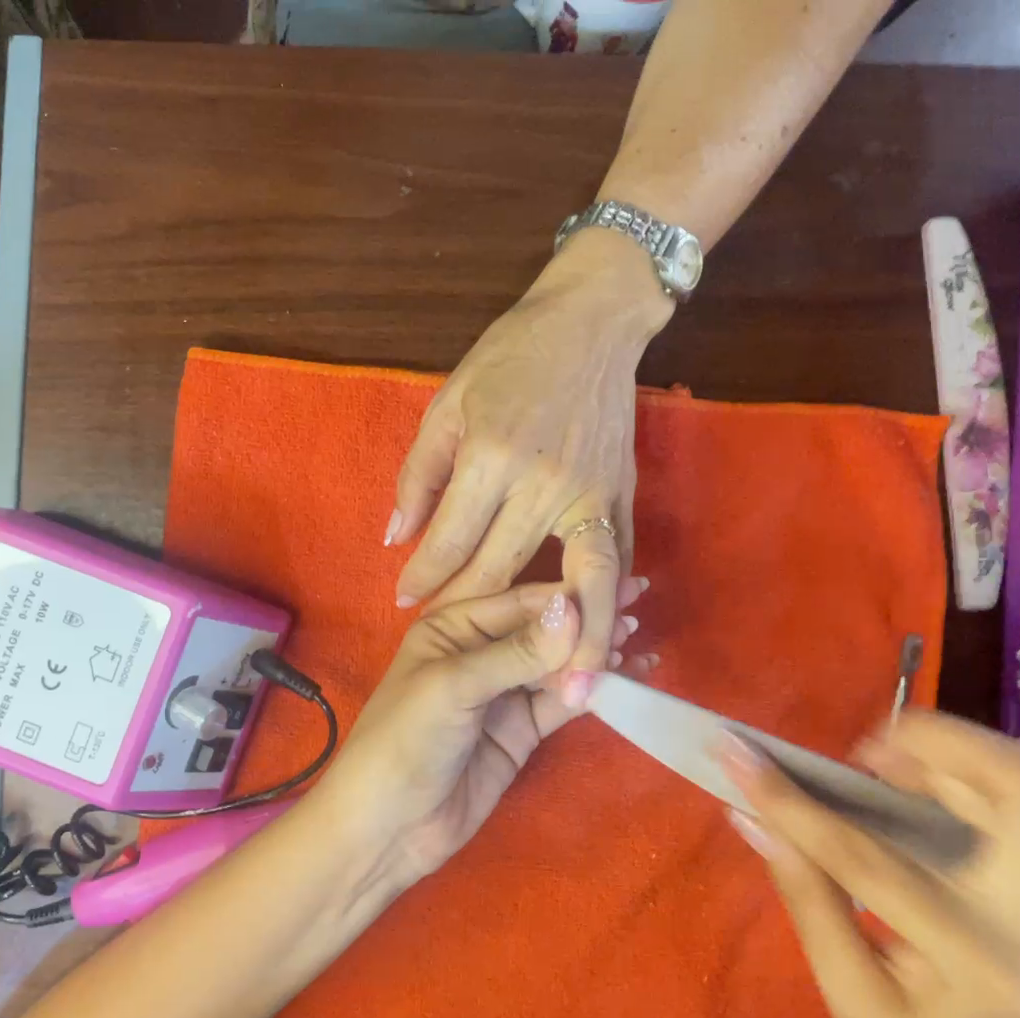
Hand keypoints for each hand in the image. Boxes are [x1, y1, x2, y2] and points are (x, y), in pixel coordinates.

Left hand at [313, 578, 654, 890]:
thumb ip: (516, 652)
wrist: (387, 828)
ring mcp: (503, 691)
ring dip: (598, 651)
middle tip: (640, 600)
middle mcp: (480, 650)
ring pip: (559, 663)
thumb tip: (575, 606)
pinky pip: (565, 701)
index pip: (519, 601)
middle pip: (543, 628)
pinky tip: (632, 676)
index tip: (616, 586)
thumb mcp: (454, 688)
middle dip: (588, 618)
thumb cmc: (403, 742)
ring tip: (643, 637)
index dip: (567, 596)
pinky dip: (597, 690)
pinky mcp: (522, 730)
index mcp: (452, 625)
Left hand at [387, 231, 671, 674]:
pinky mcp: (622, 497)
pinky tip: (596, 638)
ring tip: (557, 691)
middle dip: (469, 614)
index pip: (448, 543)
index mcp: (488, 459)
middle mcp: (540, 486)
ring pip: (568, 585)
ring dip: (561, 642)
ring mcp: (588, 496)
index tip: (405, 602)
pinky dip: (603, 604)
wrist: (591, 324)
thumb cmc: (509, 359)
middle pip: (499, 573)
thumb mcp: (446, 406)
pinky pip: (612, 563)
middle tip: (452, 652)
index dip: (423, 578)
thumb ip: (419, 475)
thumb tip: (397, 538)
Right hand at [719, 711, 1019, 1017]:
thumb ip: (811, 906)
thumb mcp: (861, 999)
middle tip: (864, 753)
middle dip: (933, 740)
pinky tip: (931, 800)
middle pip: (1014, 782)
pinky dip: (974, 780)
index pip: (870, 860)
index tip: (733, 752)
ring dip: (949, 756)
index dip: (793, 803)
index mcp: (982, 964)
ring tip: (886, 772)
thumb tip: (753, 819)